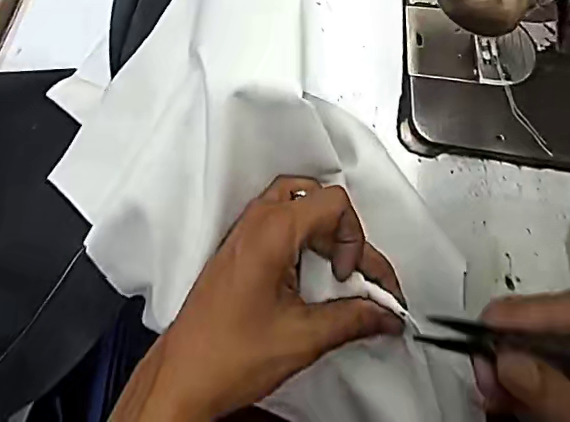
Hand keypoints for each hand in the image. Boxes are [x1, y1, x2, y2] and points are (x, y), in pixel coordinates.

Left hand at [112, 177, 404, 421]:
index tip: (354, 277)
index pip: (333, 202)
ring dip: (326, 234)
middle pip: (318, 200)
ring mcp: (247, 229)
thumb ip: (351, 319)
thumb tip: (382, 312)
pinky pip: (282, 220)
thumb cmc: (226, 351)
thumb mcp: (303, 337)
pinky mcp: (243, 243)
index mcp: (272, 230)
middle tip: (357, 279)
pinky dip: (306, 238)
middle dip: (346, 237)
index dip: (354, 238)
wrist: (187, 368)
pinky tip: (315, 277)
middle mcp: (257, 220)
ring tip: (339, 277)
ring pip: (300, 205)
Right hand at [475, 294, 569, 421]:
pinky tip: (501, 400)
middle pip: (563, 333)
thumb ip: (565, 402)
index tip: (490, 320)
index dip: (534, 312)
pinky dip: (525, 391)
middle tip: (481, 358)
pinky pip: (554, 387)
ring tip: (487, 385)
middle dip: (516, 343)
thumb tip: (505, 359)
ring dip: (514, 367)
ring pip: (552, 360)